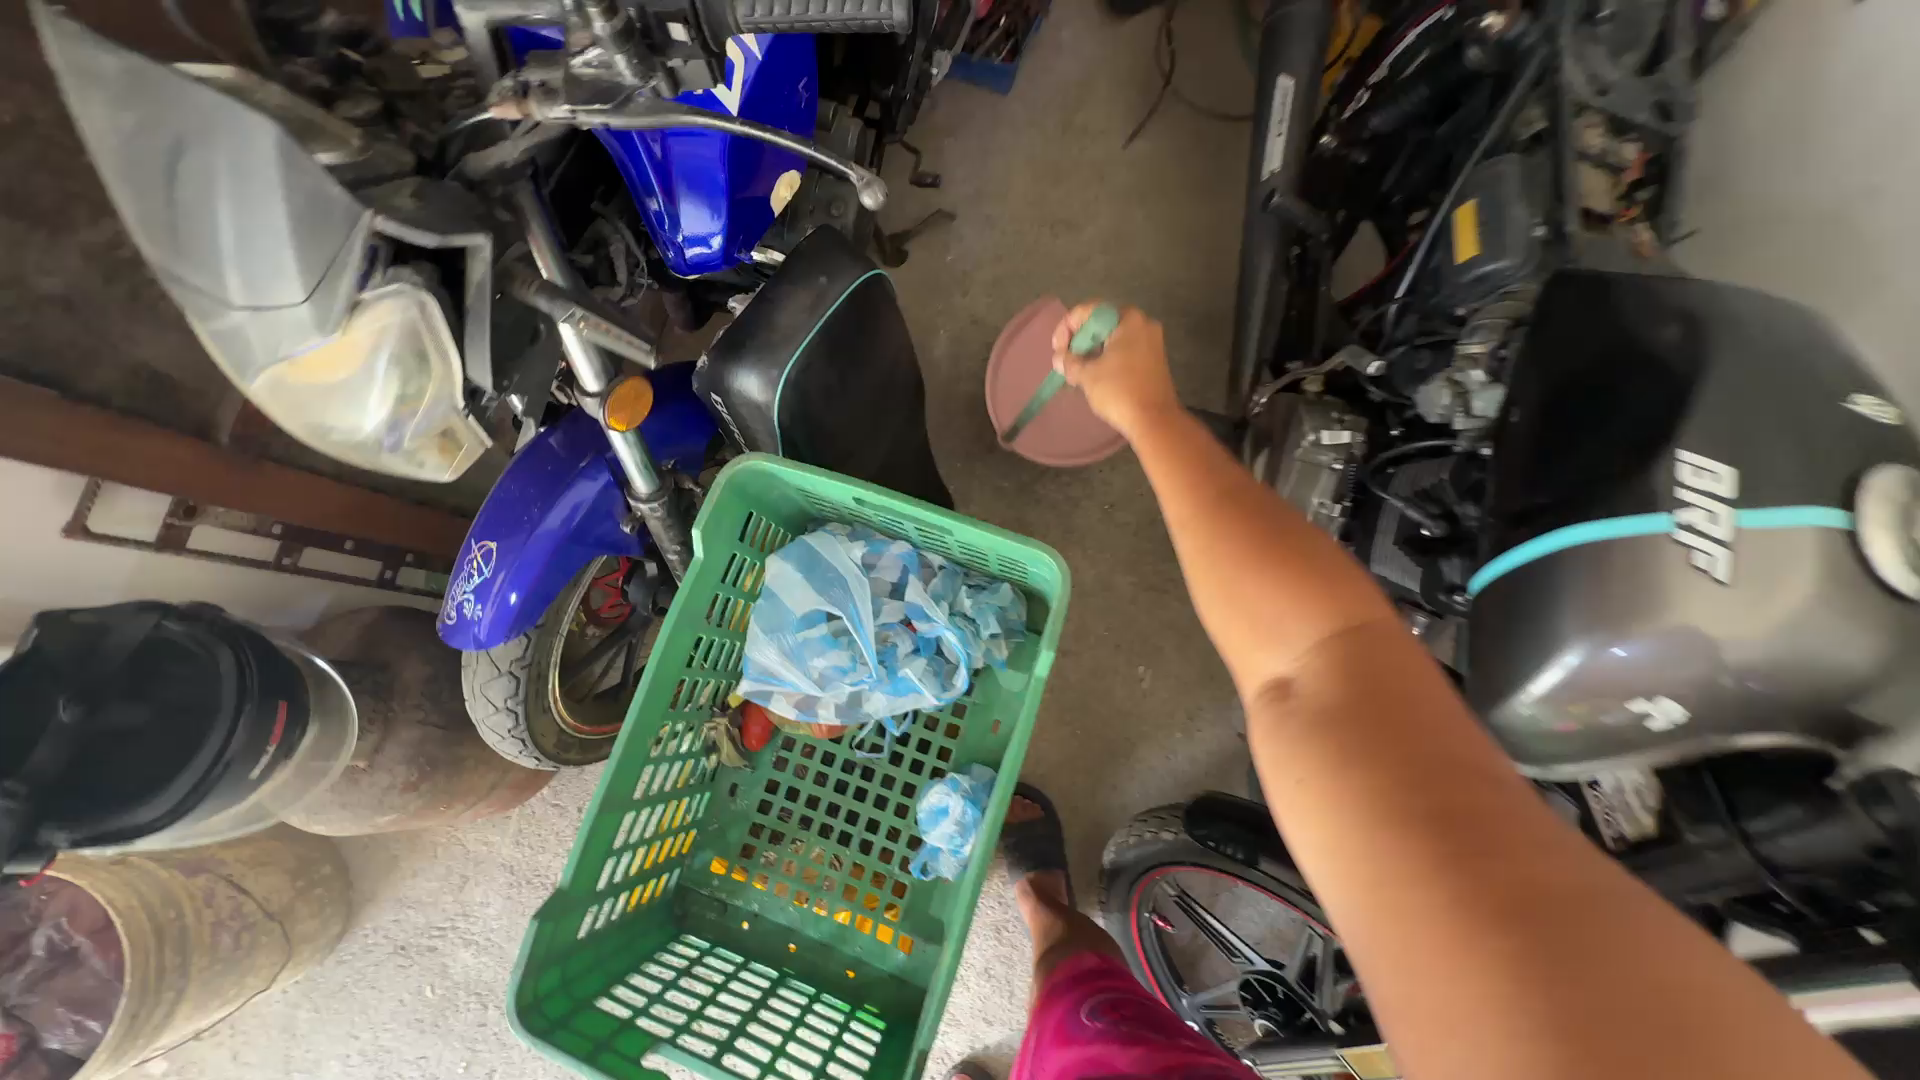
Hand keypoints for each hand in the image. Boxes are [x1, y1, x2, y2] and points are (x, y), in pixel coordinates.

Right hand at [1051, 302, 1180, 436]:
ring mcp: (1151, 341)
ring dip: (1092, 351)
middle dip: (1079, 341)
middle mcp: (1142, 323)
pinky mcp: (1153, 358)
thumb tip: (1060, 359)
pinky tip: (1095, 374)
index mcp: (1127, 319)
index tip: (1058, 351)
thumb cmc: (1119, 391)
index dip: (1067, 328)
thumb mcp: (1087, 375)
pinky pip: (1124, 349)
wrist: (1154, 420)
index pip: (1088, 311)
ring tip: (1077, 371)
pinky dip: (1107, 357)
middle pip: (1101, 323)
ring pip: (1112, 337)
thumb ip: (1070, 362)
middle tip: (1066, 361)